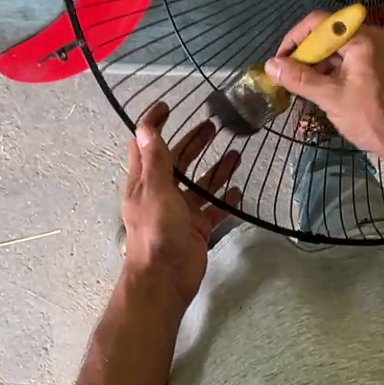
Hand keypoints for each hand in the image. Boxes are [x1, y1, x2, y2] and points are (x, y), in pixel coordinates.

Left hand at [120, 102, 241, 307]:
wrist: (165, 279)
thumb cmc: (156, 232)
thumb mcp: (156, 191)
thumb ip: (155, 161)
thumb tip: (147, 127)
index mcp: (144, 182)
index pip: (146, 145)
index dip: (154, 124)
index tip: (168, 105)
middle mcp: (162, 194)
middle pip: (178, 161)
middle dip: (193, 143)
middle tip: (213, 125)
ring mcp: (181, 212)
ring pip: (200, 185)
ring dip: (216, 169)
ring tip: (236, 154)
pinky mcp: (197, 229)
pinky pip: (214, 211)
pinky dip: (226, 201)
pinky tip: (239, 190)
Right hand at [263, 11, 383, 159]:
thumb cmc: (371, 117)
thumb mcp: (331, 98)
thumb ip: (299, 79)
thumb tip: (270, 65)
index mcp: (362, 38)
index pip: (319, 23)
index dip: (294, 39)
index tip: (280, 61)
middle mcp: (374, 36)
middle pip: (329, 34)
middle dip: (305, 54)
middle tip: (289, 77)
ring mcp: (381, 50)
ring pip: (340, 48)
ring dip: (319, 64)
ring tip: (303, 86)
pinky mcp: (383, 64)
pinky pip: (352, 58)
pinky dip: (335, 70)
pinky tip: (323, 89)